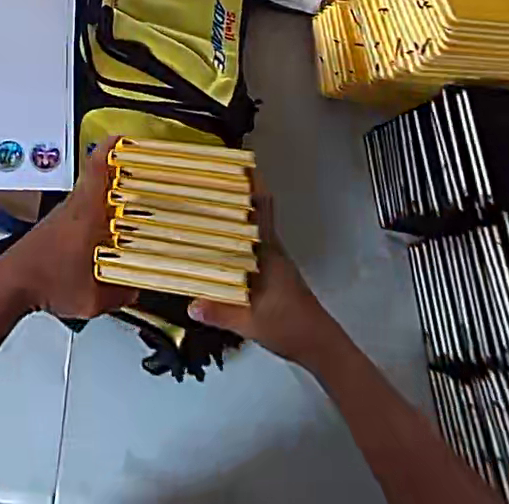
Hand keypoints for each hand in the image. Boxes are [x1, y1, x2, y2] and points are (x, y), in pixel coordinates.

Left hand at [0, 139, 135, 318]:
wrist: (9, 287)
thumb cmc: (46, 284)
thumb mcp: (92, 298)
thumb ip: (119, 294)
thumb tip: (134, 289)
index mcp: (85, 212)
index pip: (97, 166)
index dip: (111, 147)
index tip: (124, 137)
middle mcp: (72, 207)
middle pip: (96, 176)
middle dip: (117, 171)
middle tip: (136, 172)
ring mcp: (60, 215)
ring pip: (87, 194)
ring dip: (105, 194)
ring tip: (126, 204)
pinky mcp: (52, 226)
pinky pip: (78, 210)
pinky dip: (92, 213)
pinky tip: (101, 234)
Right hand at [186, 189, 340, 365]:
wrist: (318, 344)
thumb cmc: (289, 326)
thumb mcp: (250, 322)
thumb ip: (220, 312)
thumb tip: (190, 303)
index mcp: (268, 251)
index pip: (261, 206)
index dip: (251, 183)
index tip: (236, 164)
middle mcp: (271, 249)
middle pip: (254, 213)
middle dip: (235, 196)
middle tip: (208, 185)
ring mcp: (273, 260)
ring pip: (251, 230)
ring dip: (234, 218)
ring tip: (207, 211)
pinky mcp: (272, 273)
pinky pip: (250, 246)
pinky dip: (236, 240)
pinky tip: (218, 249)